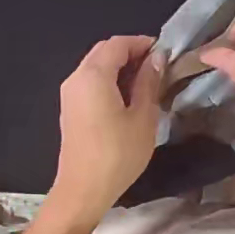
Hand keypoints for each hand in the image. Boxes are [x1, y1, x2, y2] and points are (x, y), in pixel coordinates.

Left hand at [48, 34, 165, 224]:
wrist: (83, 189)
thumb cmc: (118, 154)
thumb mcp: (143, 117)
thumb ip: (149, 82)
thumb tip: (157, 58)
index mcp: (93, 75)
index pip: (118, 44)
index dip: (142, 44)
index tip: (165, 55)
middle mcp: (76, 78)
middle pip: (104, 52)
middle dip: (131, 54)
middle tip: (157, 70)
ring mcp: (69, 94)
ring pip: (95, 68)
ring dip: (120, 69)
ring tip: (146, 86)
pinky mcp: (69, 110)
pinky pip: (89, 84)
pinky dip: (108, 83)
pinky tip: (127, 101)